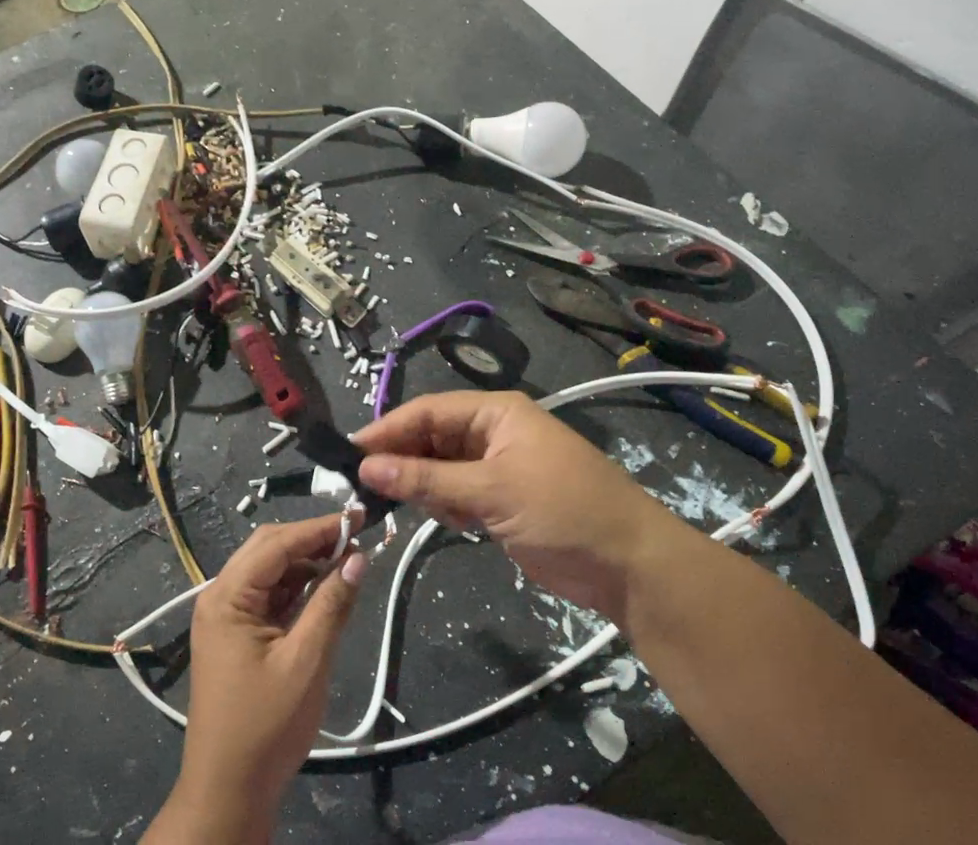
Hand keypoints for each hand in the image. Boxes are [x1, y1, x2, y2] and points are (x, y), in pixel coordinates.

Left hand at [146, 516, 366, 844]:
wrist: (230, 786)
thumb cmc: (266, 724)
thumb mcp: (306, 662)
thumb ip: (331, 605)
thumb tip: (359, 557)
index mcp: (227, 597)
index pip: (275, 544)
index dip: (318, 527)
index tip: (359, 515)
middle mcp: (220, 597)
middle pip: (268, 551)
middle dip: (312, 539)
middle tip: (359, 534)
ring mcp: (227, 617)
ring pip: (270, 573)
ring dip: (307, 563)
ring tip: (351, 558)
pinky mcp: (238, 636)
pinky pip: (269, 598)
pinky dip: (298, 589)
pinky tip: (327, 586)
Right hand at [354, 390, 686, 620]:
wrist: (629, 566)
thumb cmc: (563, 511)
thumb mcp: (491, 491)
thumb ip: (426, 479)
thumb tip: (366, 467)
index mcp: (496, 413)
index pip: (427, 411)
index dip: (387, 430)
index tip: (348, 455)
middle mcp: (493, 433)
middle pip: (430, 438)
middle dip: (401, 461)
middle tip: (361, 487)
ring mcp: (498, 469)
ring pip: (439, 469)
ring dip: (421, 487)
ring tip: (398, 507)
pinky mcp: (501, 502)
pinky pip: (456, 495)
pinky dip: (445, 507)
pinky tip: (448, 521)